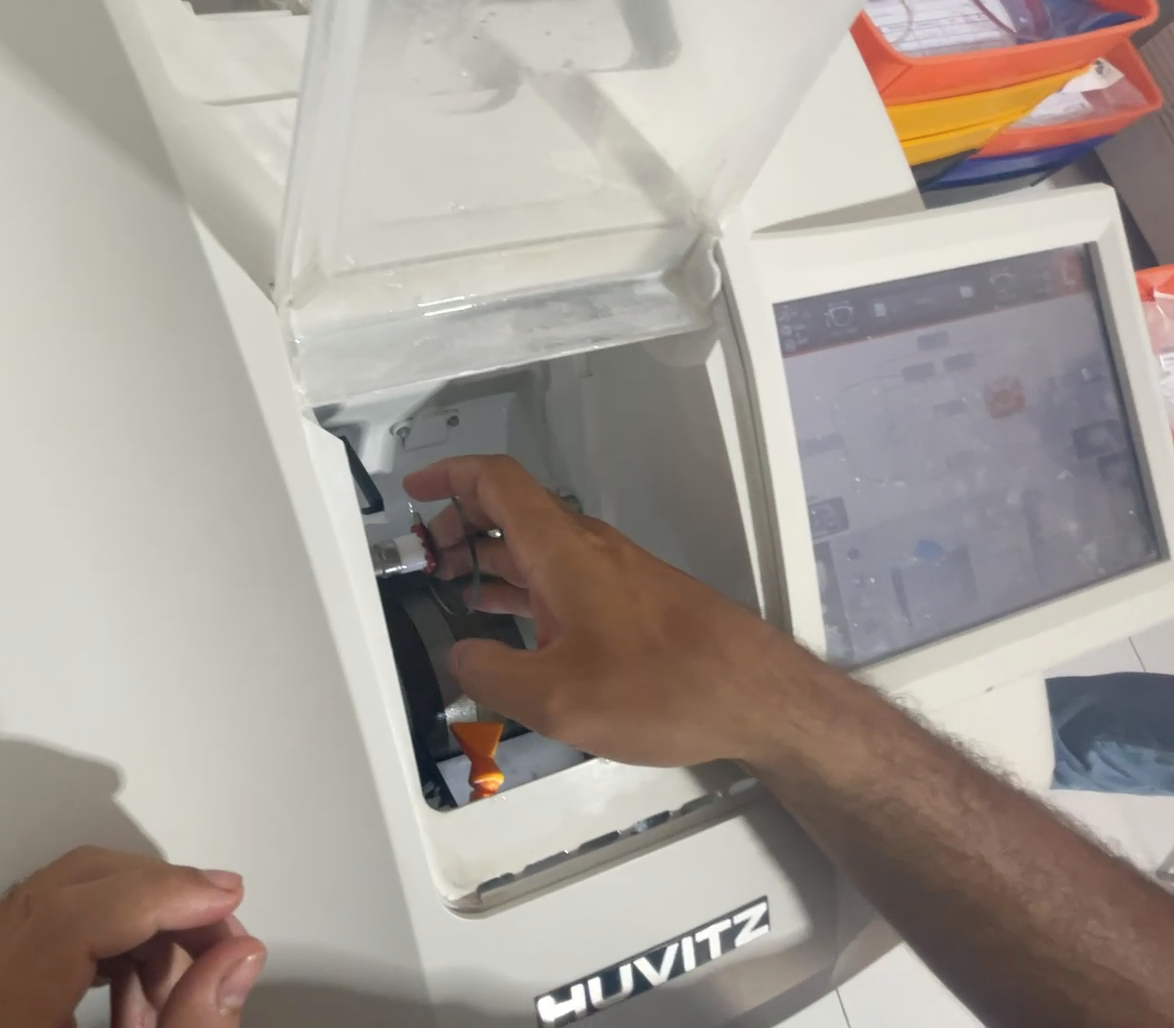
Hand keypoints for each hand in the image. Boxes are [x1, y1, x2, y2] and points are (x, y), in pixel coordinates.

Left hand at [0, 847, 266, 1027]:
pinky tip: (133, 1003)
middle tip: (220, 938)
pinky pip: (37, 930)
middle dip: (158, 901)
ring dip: (134, 926)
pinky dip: (98, 944)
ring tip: (178, 991)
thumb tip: (241, 951)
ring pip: (57, 901)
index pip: (72, 919)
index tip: (228, 902)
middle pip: (68, 890)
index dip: (159, 896)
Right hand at [403, 455, 826, 768]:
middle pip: (506, 508)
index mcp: (558, 549)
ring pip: (530, 543)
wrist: (759, 697)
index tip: (414, 489)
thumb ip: (489, 674)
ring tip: (449, 586)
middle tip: (426, 560)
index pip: (495, 480)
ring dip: (484, 556)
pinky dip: (516, 582)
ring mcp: (606, 569)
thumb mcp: (555, 698)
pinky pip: (555, 573)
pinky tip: (501, 615)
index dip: (449, 475)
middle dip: (456, 524)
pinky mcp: (624, 596)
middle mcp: (581, 546)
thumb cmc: (660, 687)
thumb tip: (461, 656)